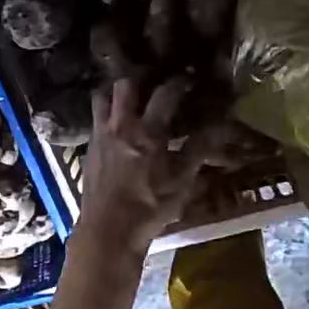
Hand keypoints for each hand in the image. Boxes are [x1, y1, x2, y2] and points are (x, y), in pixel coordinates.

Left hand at [74, 78, 204, 253]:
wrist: (108, 230)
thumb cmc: (149, 207)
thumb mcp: (182, 181)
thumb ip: (200, 148)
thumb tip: (220, 124)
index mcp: (147, 131)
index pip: (165, 93)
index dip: (179, 81)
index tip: (188, 77)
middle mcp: (121, 125)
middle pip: (125, 85)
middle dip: (140, 78)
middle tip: (153, 81)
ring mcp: (100, 135)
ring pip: (103, 98)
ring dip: (116, 93)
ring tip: (129, 98)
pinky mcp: (89, 148)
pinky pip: (95, 120)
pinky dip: (106, 114)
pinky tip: (116, 126)